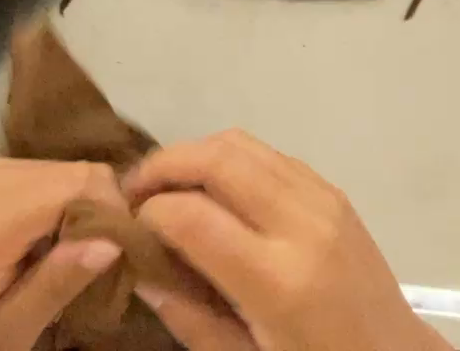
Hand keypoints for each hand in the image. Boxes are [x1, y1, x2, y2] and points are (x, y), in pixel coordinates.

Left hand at [0, 158, 126, 350]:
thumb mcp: (11, 332)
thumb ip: (57, 284)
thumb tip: (112, 241)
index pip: (74, 184)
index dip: (110, 210)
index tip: (123, 250)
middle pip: (74, 171)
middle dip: (99, 208)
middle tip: (105, 256)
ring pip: (67, 166)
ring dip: (83, 203)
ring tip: (77, 250)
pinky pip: (49, 170)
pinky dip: (65, 197)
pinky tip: (55, 236)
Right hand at [124, 130, 450, 350]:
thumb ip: (190, 316)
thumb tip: (137, 265)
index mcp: (279, 281)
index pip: (194, 217)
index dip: (149, 213)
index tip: (128, 226)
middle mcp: (301, 223)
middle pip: (218, 159)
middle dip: (164, 164)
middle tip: (132, 189)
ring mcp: (321, 197)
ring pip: (241, 143)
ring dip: (194, 153)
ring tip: (165, 183)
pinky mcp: (331, 188)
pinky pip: (268, 153)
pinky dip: (230, 157)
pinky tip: (213, 186)